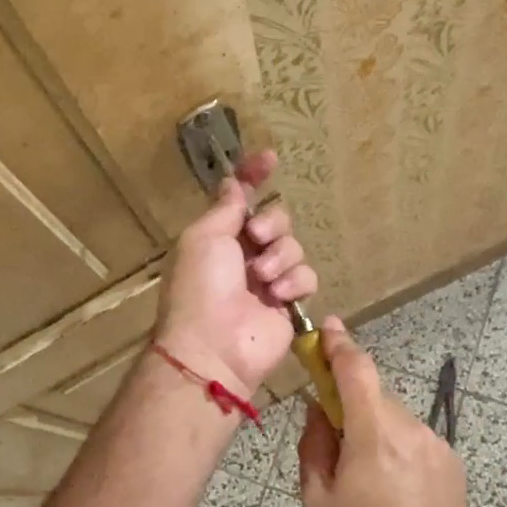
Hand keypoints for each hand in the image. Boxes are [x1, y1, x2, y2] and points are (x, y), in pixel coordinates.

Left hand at [154, 149, 317, 395]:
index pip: (240, 198)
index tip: (270, 159)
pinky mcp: (289, 304)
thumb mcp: (203, 237)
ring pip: (293, 246)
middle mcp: (243, 256)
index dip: (254, 176)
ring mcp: (267, 280)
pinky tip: (278, 298)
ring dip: (280, 258)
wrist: (214, 347)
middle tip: (256, 238)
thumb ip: (225, 208)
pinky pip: (306, 276)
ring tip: (263, 280)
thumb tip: (233, 183)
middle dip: (271, 225)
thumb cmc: (200, 287)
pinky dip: (294, 283)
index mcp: (217, 237)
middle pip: (275, 219)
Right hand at [296, 318, 481, 506]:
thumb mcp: (319, 501)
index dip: (340, 345)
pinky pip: (410, 438)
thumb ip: (314, 444)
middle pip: (373, 394)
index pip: (357, 370)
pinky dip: (392, 445)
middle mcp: (410, 429)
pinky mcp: (449, 461)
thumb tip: (317, 409)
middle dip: (349, 401)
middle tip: (328, 433)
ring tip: (360, 475)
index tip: (326, 329)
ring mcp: (435, 444)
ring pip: (392, 416)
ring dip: (371, 427)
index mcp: (374, 436)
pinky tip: (387, 487)